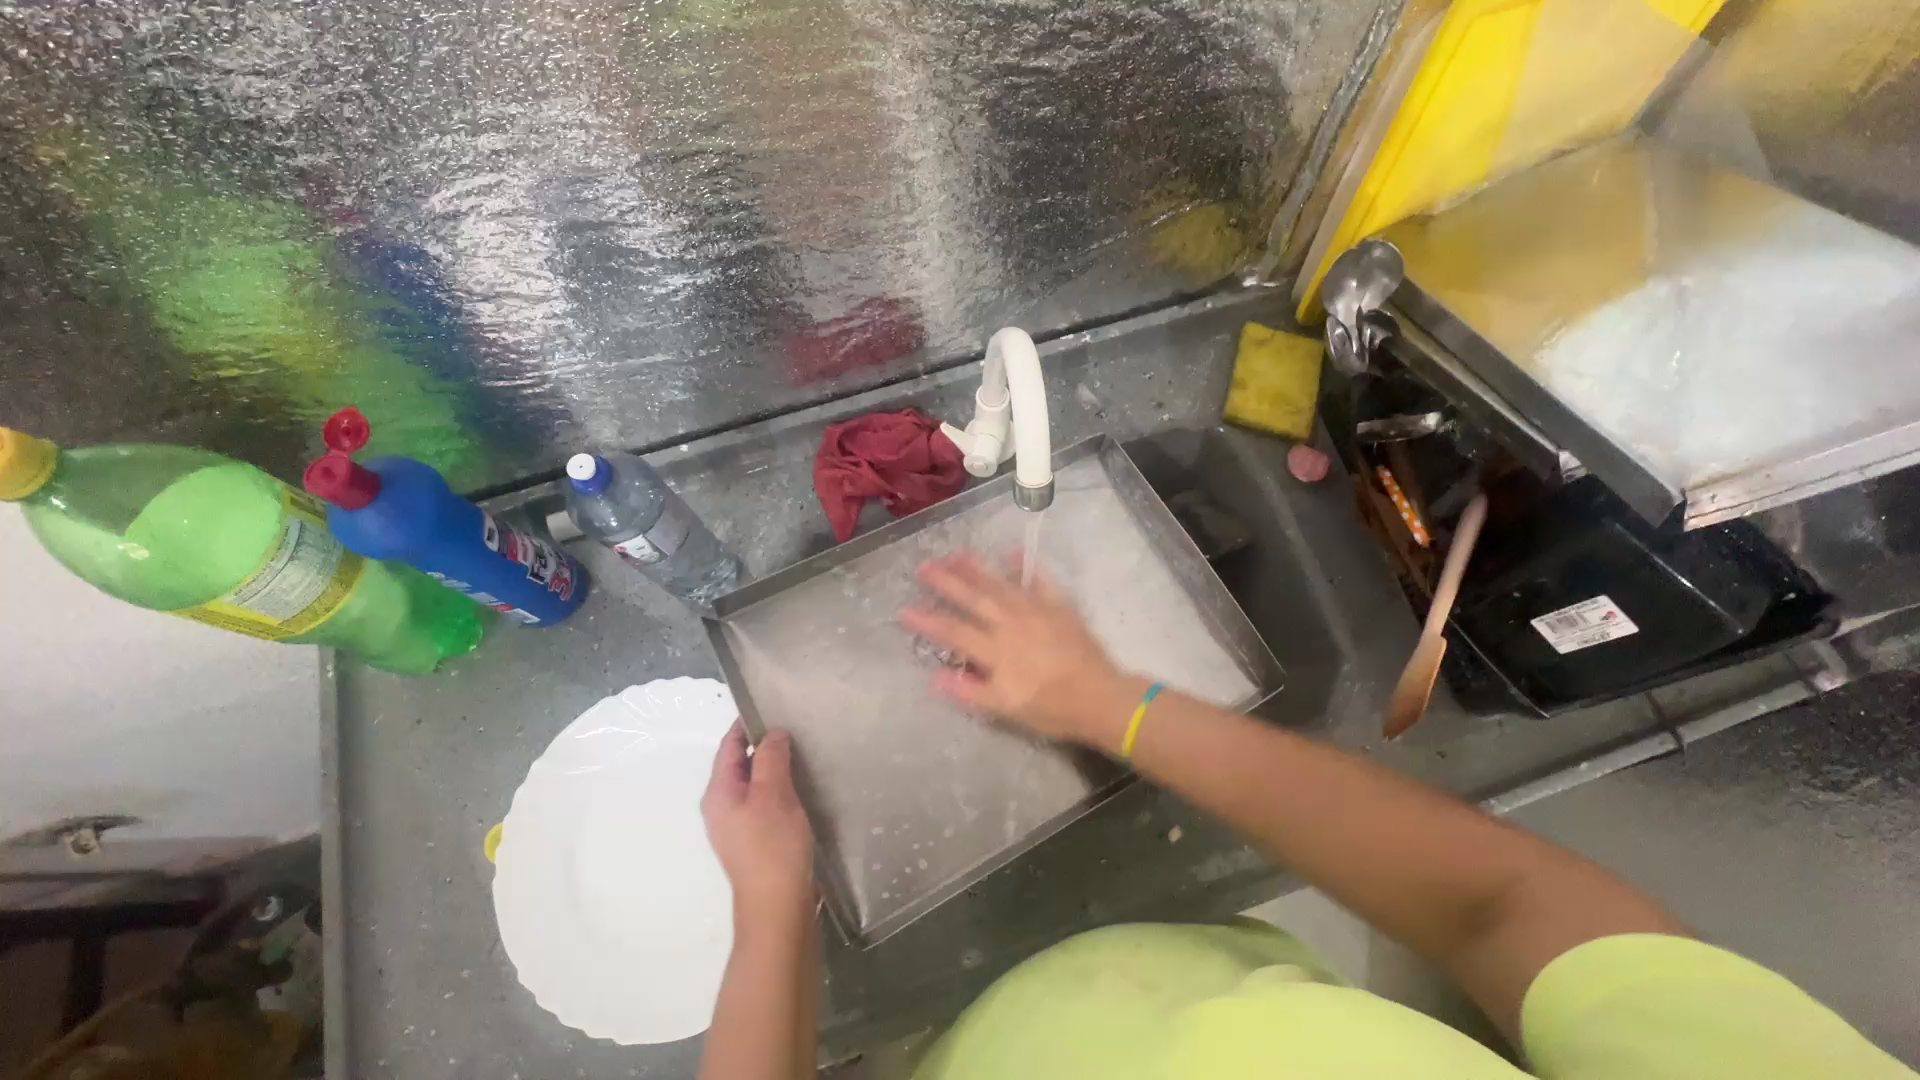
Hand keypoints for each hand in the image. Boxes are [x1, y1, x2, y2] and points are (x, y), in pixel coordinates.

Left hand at [701, 723, 815, 923]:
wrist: (776, 906)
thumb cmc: (772, 846)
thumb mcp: (773, 795)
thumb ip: (771, 758)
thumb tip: (773, 734)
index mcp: (718, 792)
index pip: (729, 745)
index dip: (749, 724)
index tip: (776, 706)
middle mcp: (721, 806)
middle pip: (740, 763)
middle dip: (765, 744)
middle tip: (797, 727)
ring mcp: (737, 825)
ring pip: (754, 783)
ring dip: (775, 768)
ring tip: (804, 753)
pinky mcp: (754, 840)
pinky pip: (764, 802)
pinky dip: (779, 789)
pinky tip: (802, 788)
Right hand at [898, 553, 1145, 749]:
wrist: (1100, 698)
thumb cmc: (1050, 708)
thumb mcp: (1006, 709)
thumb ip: (969, 691)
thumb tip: (933, 677)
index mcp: (995, 650)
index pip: (953, 631)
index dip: (927, 620)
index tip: (904, 609)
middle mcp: (1011, 623)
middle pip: (973, 598)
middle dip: (946, 581)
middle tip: (923, 566)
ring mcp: (1036, 611)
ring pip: (1000, 584)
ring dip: (976, 568)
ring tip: (956, 553)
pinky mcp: (1059, 607)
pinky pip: (1040, 581)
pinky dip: (1026, 566)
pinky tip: (1012, 551)